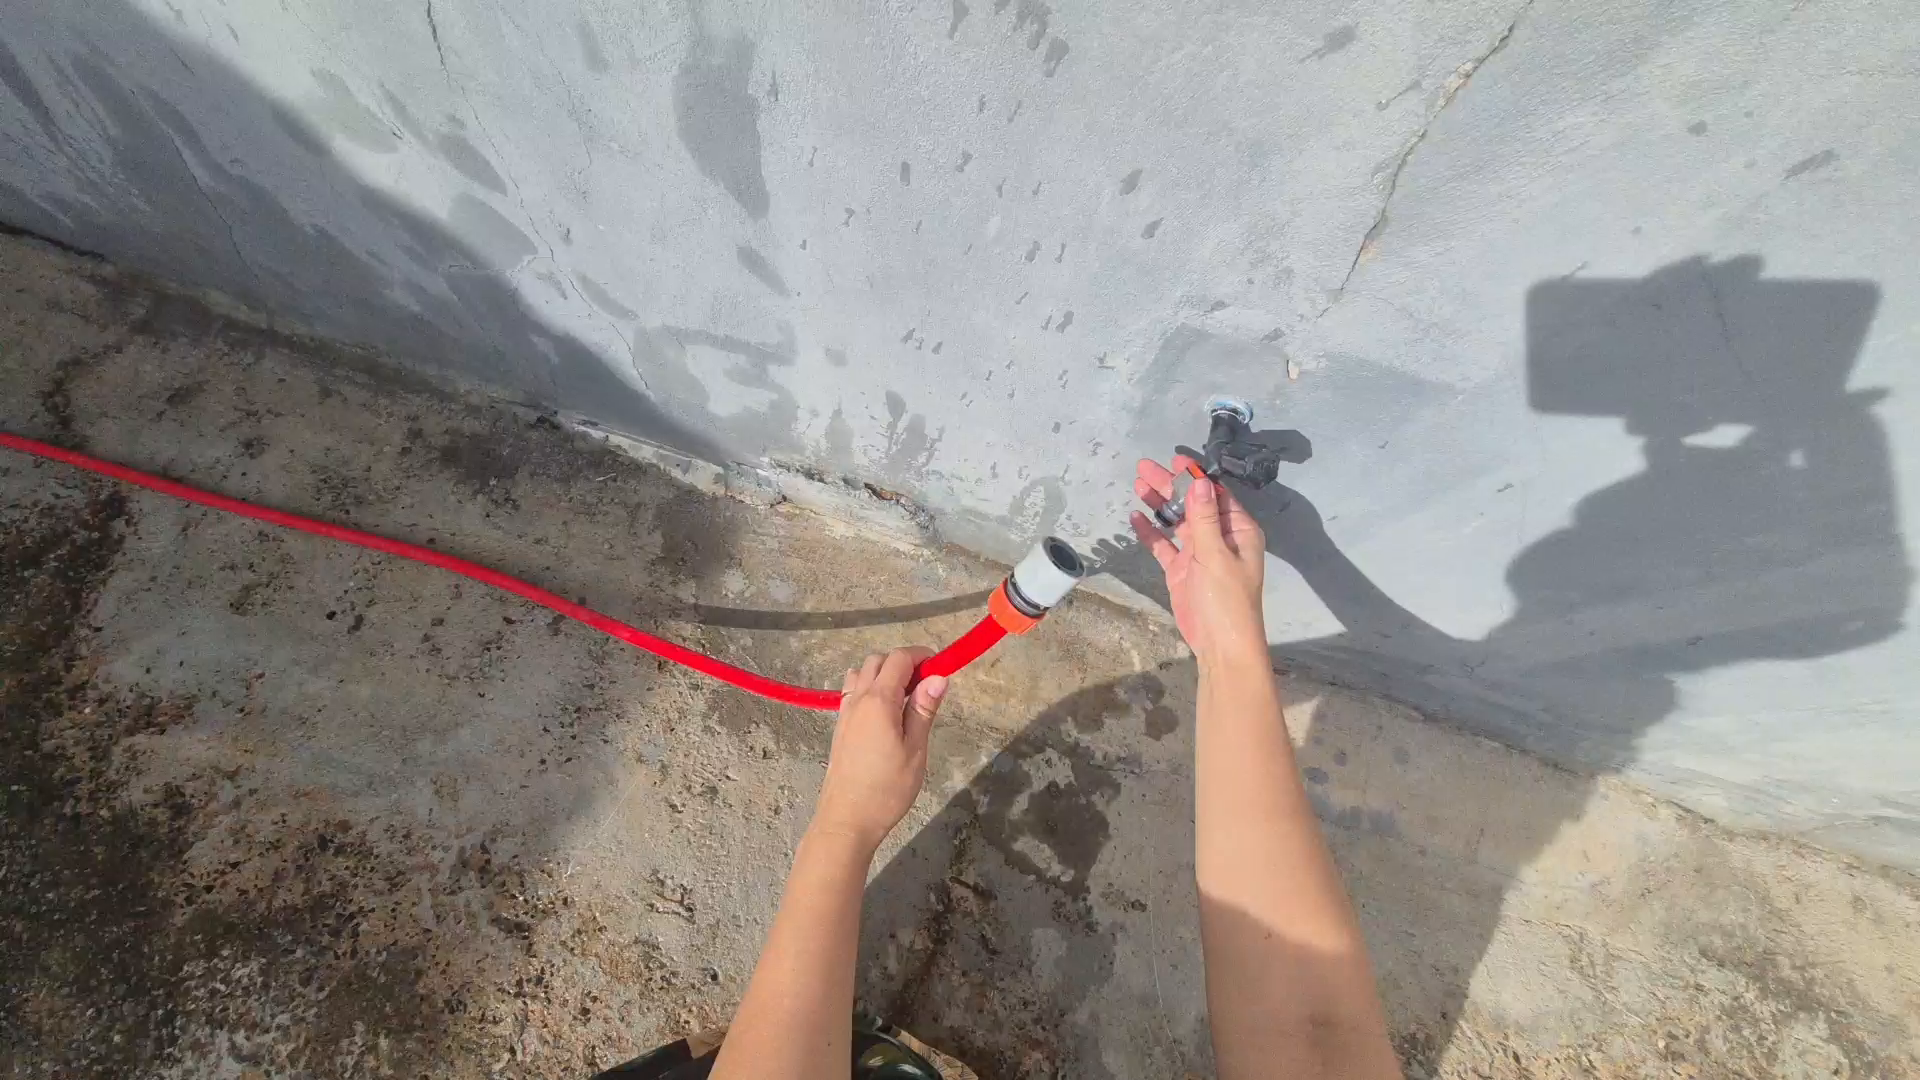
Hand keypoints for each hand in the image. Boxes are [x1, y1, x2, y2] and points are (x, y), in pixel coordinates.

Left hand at [810, 649, 947, 850]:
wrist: (846, 820)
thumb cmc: (887, 789)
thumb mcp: (915, 750)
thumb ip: (924, 709)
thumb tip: (939, 676)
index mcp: (879, 701)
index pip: (899, 658)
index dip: (921, 656)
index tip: (940, 669)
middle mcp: (858, 699)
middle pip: (879, 660)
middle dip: (904, 663)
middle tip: (926, 687)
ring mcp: (845, 711)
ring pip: (863, 673)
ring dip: (884, 673)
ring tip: (904, 699)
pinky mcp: (840, 726)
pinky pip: (853, 691)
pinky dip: (870, 687)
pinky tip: (884, 713)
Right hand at [1129, 457, 1267, 663]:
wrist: (1221, 644)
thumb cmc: (1226, 599)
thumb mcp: (1216, 555)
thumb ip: (1204, 518)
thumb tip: (1199, 482)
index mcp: (1238, 531)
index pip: (1215, 495)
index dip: (1194, 477)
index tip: (1174, 460)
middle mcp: (1220, 538)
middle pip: (1192, 505)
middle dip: (1170, 486)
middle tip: (1144, 468)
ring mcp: (1199, 554)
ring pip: (1177, 522)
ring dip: (1159, 505)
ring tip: (1137, 485)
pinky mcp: (1181, 570)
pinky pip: (1164, 546)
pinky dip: (1151, 532)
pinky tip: (1136, 518)